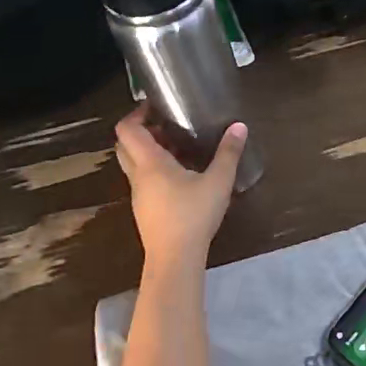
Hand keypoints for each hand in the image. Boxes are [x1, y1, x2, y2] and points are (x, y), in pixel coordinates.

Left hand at [113, 104, 247, 267]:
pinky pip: (144, 181)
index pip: (128, 130)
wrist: (175, 260)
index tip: (156, 105)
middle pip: (126, 146)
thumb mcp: (218, 181)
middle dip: (143, 131)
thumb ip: (228, 152)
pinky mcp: (145, 210)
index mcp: (150, 163)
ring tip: (179, 147)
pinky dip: (155, 170)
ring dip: (150, 152)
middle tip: (167, 124)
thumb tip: (239, 126)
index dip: (137, 113)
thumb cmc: (193, 215)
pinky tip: (182, 176)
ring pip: (134, 164)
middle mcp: (138, 176)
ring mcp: (139, 195)